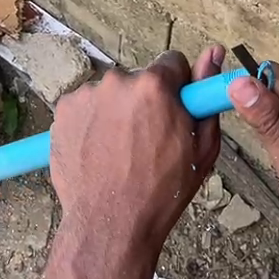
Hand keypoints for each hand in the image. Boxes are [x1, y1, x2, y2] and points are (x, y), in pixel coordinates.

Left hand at [36, 46, 223, 278]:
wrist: (110, 225)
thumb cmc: (161, 192)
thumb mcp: (201, 148)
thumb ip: (205, 93)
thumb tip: (213, 53)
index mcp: (154, 86)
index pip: (171, 63)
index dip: (176, 86)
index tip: (172, 108)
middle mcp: (117, 81)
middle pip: (139, 80)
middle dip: (144, 102)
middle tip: (145, 139)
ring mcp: (87, 93)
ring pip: (111, 93)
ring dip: (117, 112)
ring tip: (119, 151)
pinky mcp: (65, 108)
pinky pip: (86, 106)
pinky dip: (92, 122)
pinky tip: (99, 150)